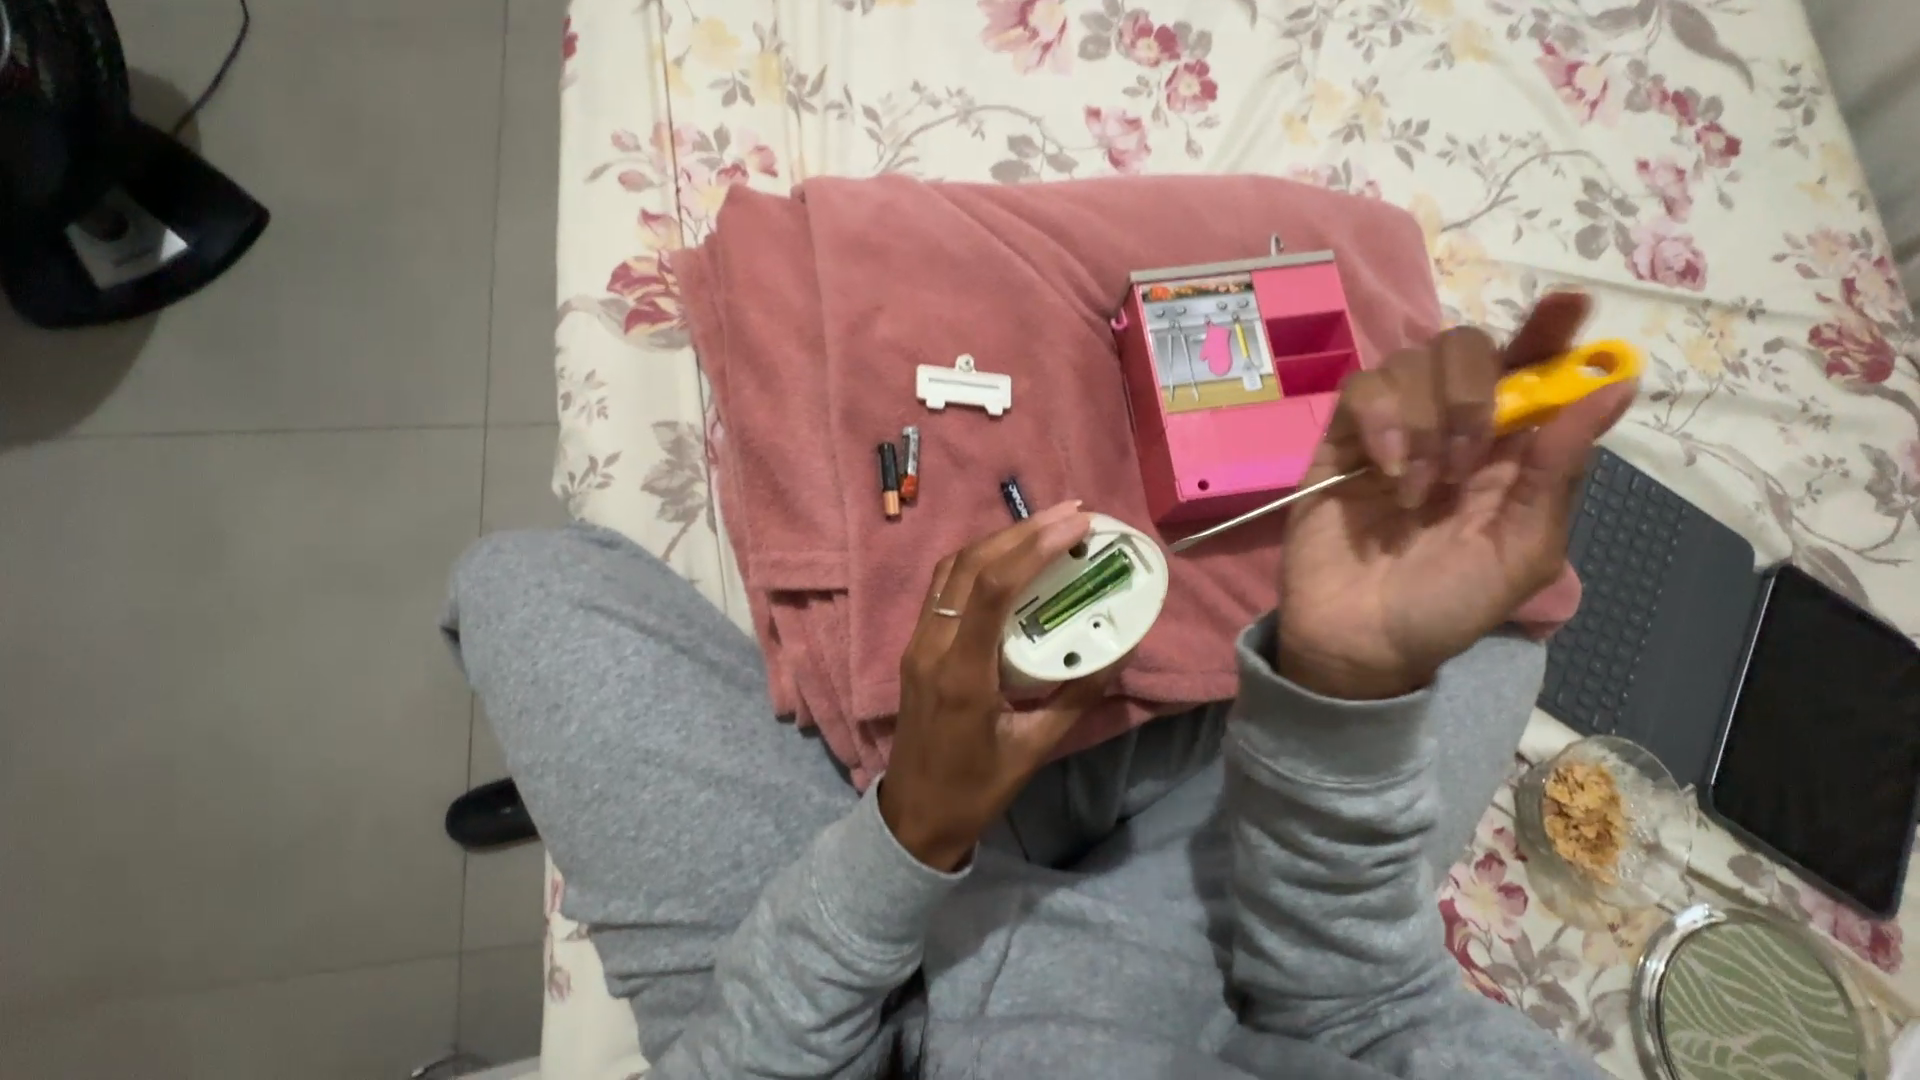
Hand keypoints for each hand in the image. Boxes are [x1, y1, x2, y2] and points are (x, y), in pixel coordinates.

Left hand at [878, 500, 1114, 870]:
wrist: (914, 815)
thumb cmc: (975, 789)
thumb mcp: (1034, 749)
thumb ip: (1076, 697)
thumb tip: (1119, 650)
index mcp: (961, 674)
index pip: (993, 589)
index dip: (1035, 547)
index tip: (1077, 524)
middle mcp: (932, 646)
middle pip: (970, 565)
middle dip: (1021, 530)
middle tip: (1070, 512)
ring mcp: (917, 643)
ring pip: (951, 570)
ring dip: (997, 540)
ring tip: (1045, 526)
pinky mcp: (915, 646)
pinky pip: (944, 588)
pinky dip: (977, 562)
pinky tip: (1009, 559)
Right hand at [1277, 293, 1636, 699]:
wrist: (1359, 640)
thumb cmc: (1446, 606)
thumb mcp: (1521, 550)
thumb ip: (1557, 471)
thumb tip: (1614, 387)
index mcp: (1508, 451)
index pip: (1530, 368)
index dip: (1548, 330)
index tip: (1567, 305)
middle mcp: (1449, 428)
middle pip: (1466, 347)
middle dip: (1476, 393)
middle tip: (1468, 460)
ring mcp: (1390, 432)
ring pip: (1411, 363)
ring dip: (1426, 422)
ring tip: (1418, 490)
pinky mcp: (1339, 442)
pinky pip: (1360, 390)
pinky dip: (1381, 419)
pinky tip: (1385, 468)